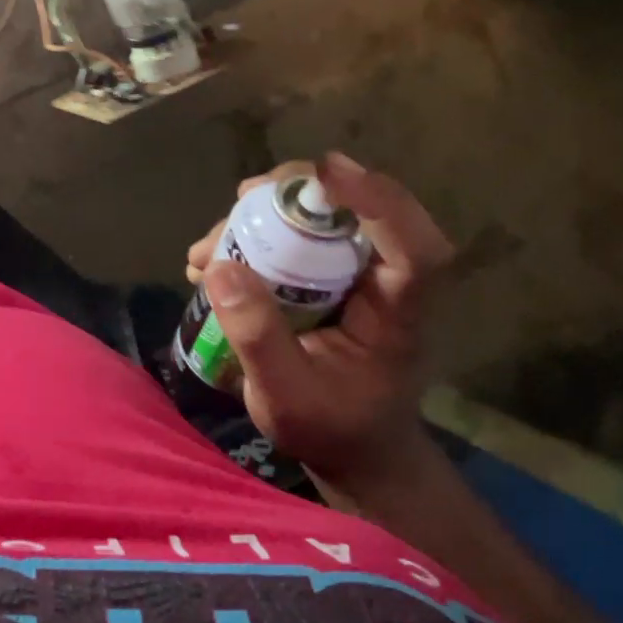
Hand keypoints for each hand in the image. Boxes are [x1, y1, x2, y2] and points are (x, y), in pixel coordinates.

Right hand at [185, 152, 454, 485]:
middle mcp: (381, 286)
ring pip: (318, 224)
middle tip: (245, 193)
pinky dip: (249, 239)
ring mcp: (353, 280)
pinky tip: (209, 261)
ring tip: (207, 247)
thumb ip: (258, 337)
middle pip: (360, 217)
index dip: (381, 204)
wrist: (351, 452)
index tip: (329, 171)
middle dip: (300, 194)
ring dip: (261, 219)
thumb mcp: (285, 396)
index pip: (415, 251)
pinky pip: (293, 242)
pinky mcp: (324, 281)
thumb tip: (221, 267)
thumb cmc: (329, 429)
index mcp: (396, 317)